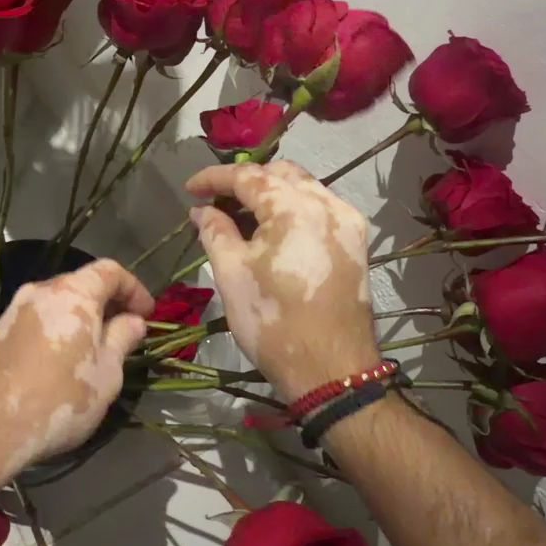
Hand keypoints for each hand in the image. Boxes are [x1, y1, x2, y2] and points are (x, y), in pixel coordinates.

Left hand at [0, 259, 152, 473]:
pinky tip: (62, 361)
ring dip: (81, 318)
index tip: (147, 315)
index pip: (110, 271)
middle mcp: (41, 290)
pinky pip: (39, 320)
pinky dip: (58, 329)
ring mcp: (15, 309)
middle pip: (81, 283)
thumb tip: (132, 321)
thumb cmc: (60, 399)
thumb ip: (122, 340)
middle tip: (124, 332)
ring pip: (57, 302)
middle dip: (107, 303)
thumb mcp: (106, 374)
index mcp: (73, 293)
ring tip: (95, 350)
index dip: (134, 288)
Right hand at [187, 162, 379, 399]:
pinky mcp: (356, 242)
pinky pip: (319, 209)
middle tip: (215, 202)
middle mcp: (327, 204)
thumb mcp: (231, 275)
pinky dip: (292, 209)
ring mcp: (347, 222)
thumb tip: (202, 210)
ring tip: (240, 215)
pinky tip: (272, 230)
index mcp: (295, 208)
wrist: (331, 371)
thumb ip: (214, 231)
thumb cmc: (274, 322)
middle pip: (280, 174)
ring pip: (303, 188)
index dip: (214, 178)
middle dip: (244, 181)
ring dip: (270, 193)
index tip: (189, 189)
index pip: (248, 176)